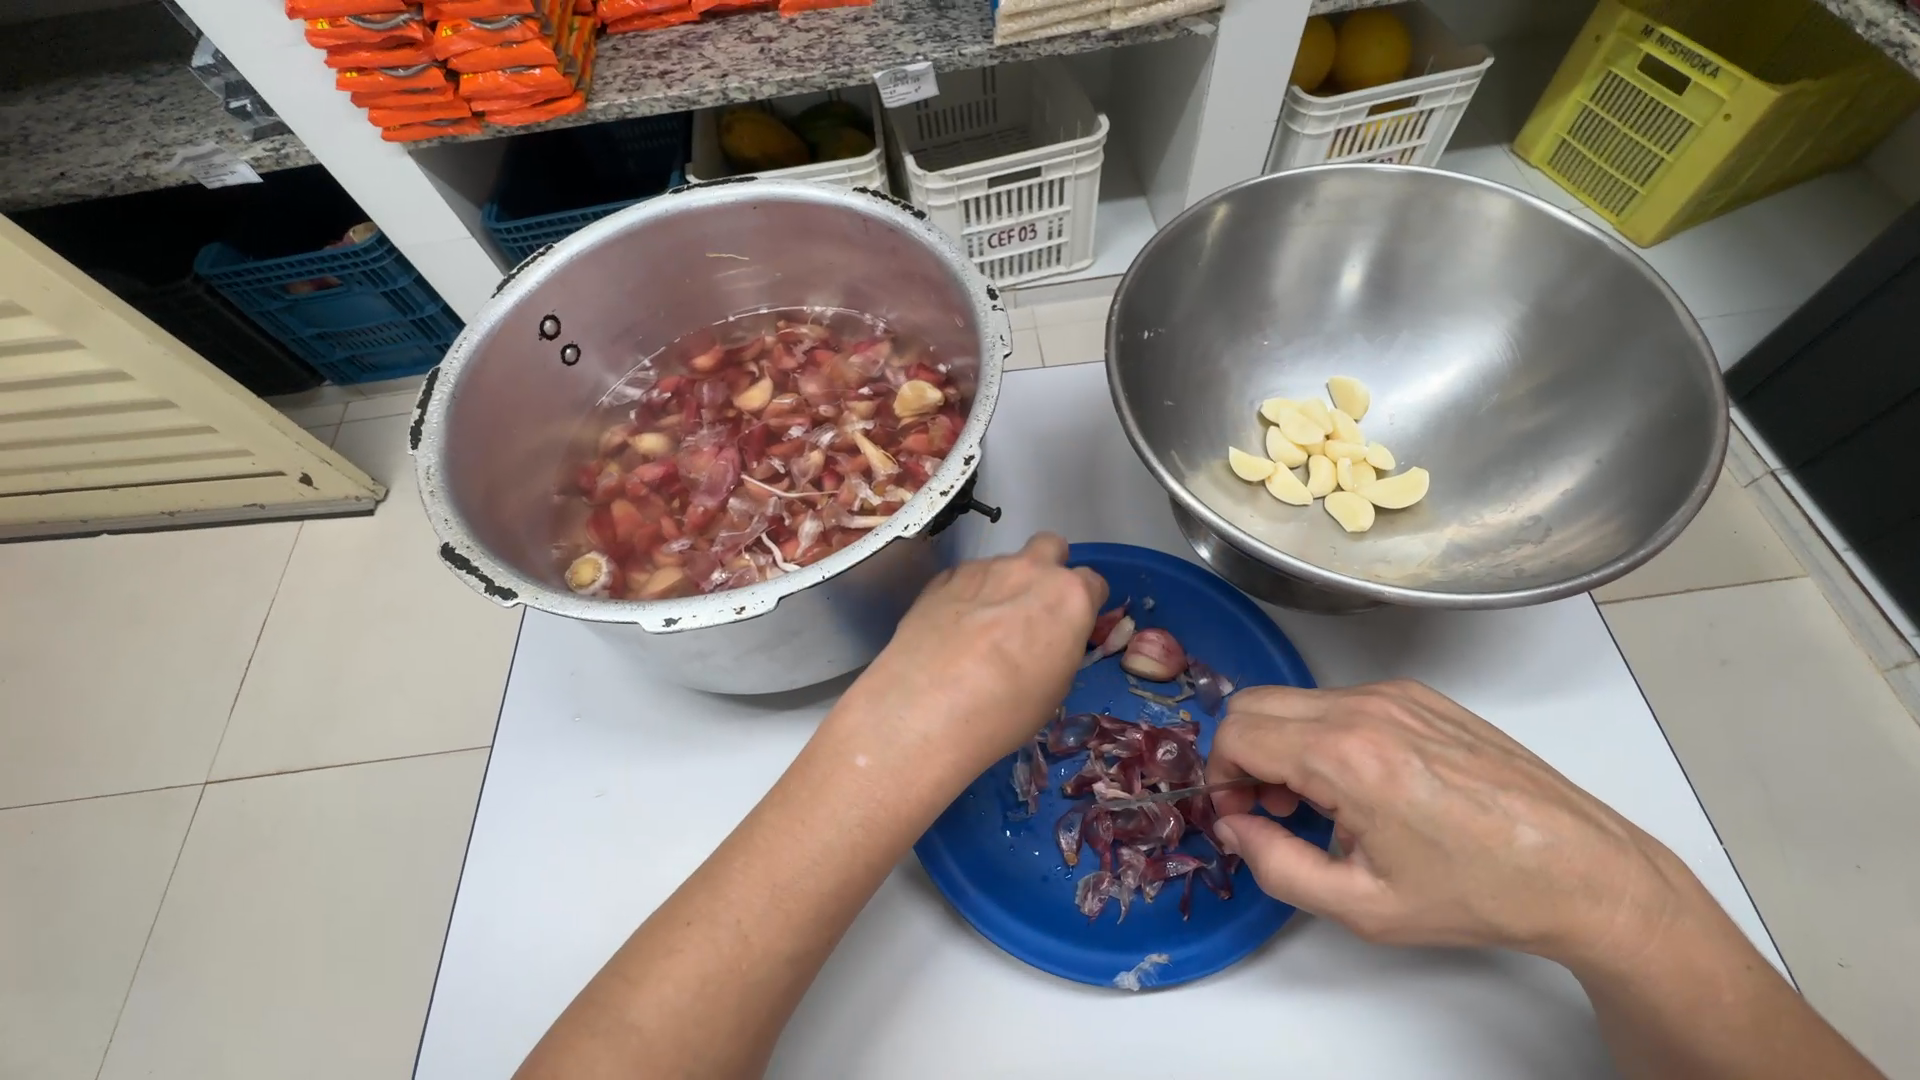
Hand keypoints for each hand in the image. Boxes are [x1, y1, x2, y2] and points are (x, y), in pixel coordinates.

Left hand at [834, 533, 1105, 785]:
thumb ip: (1060, 643)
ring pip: (1003, 563)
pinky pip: (966, 576)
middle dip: (1048, 569)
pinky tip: (952, 629)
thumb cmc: (1005, 710)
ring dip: (1002, 586)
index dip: (1085, 602)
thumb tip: (1049, 636)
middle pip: (1050, 547)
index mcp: (1068, 596)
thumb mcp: (1056, 686)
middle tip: (1033, 608)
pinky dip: (967, 594)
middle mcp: (1028, 570)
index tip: (1073, 622)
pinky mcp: (942, 576)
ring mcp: (982, 568)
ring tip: (981, 628)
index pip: (1093, 582)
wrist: (926, 709)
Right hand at [1205, 680, 1689, 965]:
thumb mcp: (1361, 906)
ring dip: (1281, 743)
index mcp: (1345, 756)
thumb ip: (1274, 865)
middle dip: (1242, 754)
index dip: (1219, 775)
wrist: (1584, 872)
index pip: (1236, 734)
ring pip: (1293, 699)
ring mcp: (1393, 695)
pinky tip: (1359, 782)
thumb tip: (1231, 826)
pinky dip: (1321, 733)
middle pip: (1252, 704)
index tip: (1238, 813)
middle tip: (1268, 807)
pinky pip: (1337, 700)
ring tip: (1316, 801)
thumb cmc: (1476, 895)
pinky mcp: (1418, 695)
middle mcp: (1364, 709)